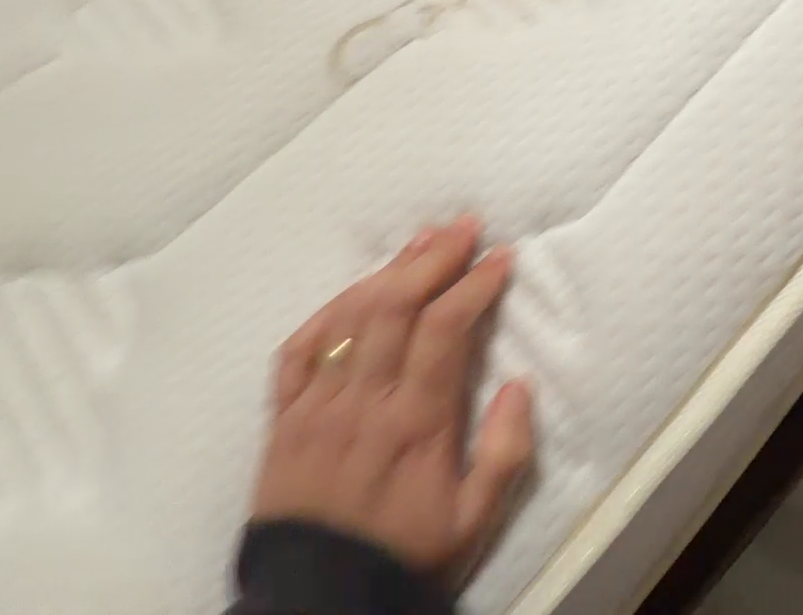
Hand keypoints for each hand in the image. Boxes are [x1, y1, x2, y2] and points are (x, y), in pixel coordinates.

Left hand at [251, 215, 534, 584]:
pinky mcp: (282, 420)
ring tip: (422, 241)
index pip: (444, 330)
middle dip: (434, 258)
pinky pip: (298, 351)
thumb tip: (520, 385)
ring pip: (350, 318)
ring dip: (389, 271)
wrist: (315, 605)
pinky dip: (329, 311)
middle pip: (395, 307)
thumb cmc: (404, 555)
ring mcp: (315, 407)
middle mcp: (363, 403)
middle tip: (464, 226)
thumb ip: (506, 452)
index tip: (501, 258)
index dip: (474, 284)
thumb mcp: (476, 521)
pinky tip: (355, 290)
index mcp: (414, 424)